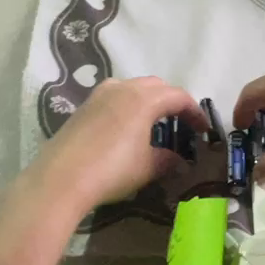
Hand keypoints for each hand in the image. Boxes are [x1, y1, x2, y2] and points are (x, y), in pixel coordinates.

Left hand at [27, 77, 205, 210]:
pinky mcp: (83, 107)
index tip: (203, 130)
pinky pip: (114, 98)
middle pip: (155, 86)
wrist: (61, 178)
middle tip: (181, 123)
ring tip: (154, 123)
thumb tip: (180, 162)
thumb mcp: (147, 168)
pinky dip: (128, 107)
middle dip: (172, 101)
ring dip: (148, 100)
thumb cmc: (112, 170)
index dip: (195, 112)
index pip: (178, 97)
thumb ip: (167, 160)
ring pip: (132, 88)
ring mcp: (99, 95)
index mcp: (144, 99)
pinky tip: (126, 129)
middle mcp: (122, 88)